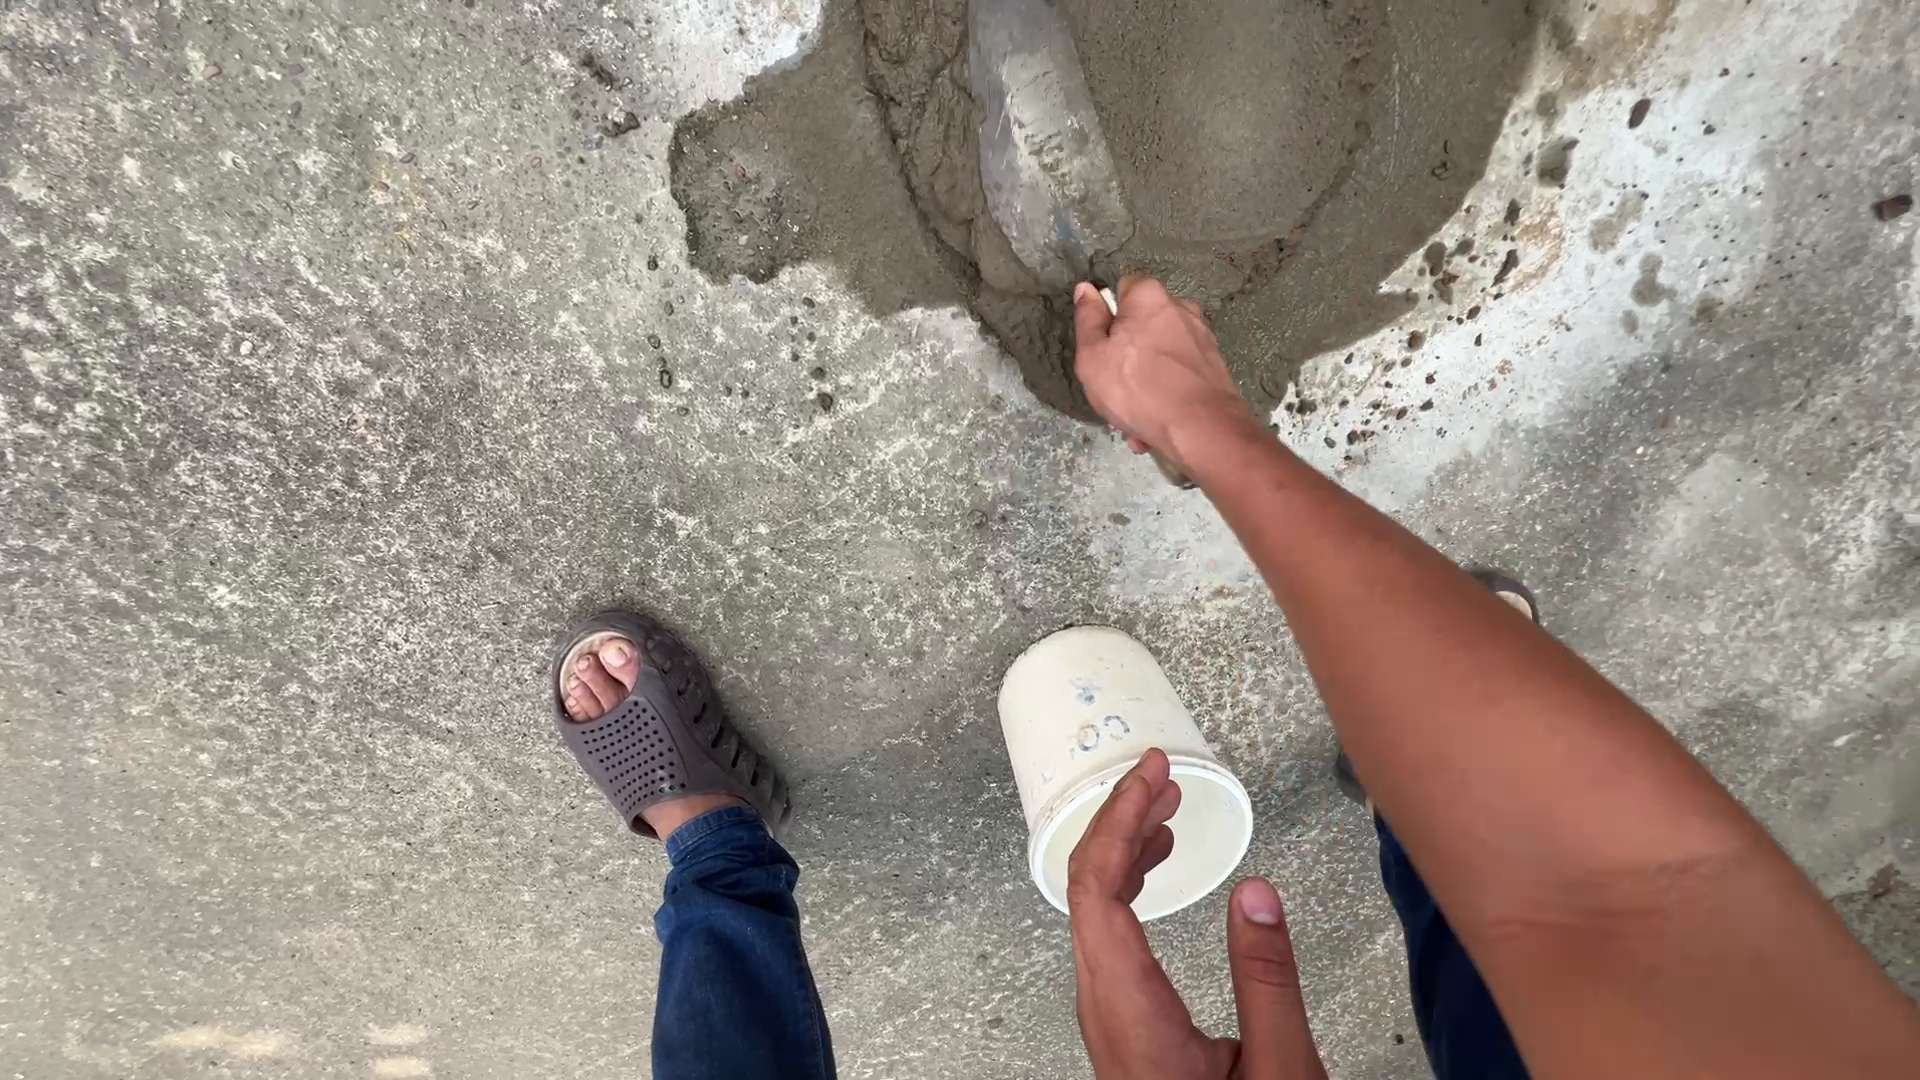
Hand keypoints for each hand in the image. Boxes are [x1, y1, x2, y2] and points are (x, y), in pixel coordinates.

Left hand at [1069, 748, 1326, 1079]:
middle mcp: (1100, 995)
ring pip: (1093, 898)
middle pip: (1086, 878)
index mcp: (1125, 1002)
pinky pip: (1107, 922)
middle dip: (1122, 815)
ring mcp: (1104, 1001)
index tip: (1150, 770)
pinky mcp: (1118, 1008)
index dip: (1118, 815)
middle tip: (1160, 774)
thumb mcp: (1278, 1073)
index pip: (1096, 880)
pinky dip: (1129, 876)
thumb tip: (1258, 890)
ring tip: (1165, 806)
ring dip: (1125, 842)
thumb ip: (1265, 979)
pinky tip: (1157, 861)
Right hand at [1072, 277, 1256, 469]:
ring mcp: (1200, 336)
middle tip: (1115, 390)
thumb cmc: (1137, 389)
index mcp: (1148, 296)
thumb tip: (1085, 290)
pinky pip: (1177, 376)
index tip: (1102, 350)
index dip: (1106, 321)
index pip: (1120, 291)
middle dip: (1126, 359)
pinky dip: (1165, 394)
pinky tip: (1156, 422)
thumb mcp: (1092, 357)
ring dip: (1144, 383)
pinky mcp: (1213, 363)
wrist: (1200, 426)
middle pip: (1141, 328)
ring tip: (1135, 417)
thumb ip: (1087, 320)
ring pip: (1158, 357)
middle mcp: (1180, 307)